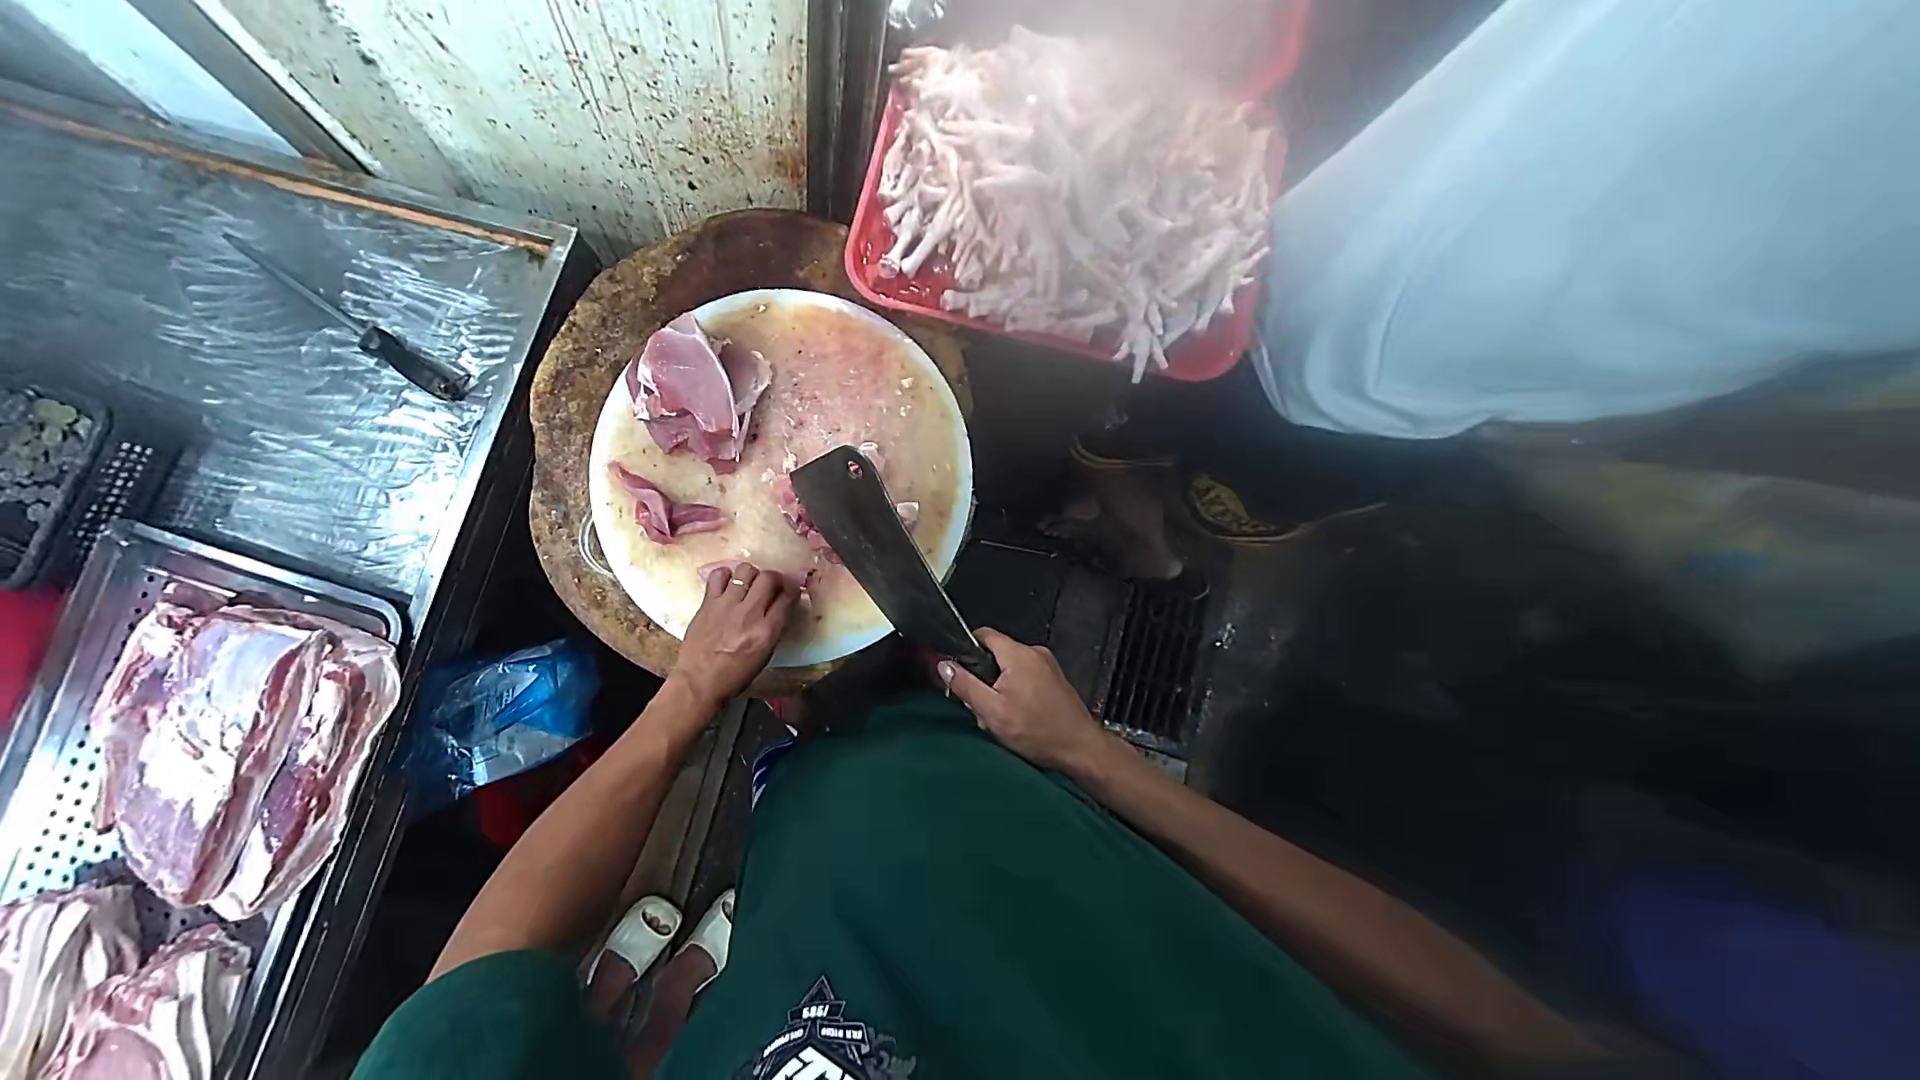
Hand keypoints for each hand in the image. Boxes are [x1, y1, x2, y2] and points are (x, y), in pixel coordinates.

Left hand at [669, 564, 796, 704]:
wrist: (698, 682)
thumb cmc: (734, 674)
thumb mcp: (765, 655)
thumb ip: (774, 628)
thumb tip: (780, 607)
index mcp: (766, 632)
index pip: (787, 598)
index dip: (793, 591)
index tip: (791, 591)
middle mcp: (748, 615)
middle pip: (769, 578)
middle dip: (775, 578)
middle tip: (773, 585)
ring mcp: (726, 606)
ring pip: (745, 571)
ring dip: (752, 575)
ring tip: (749, 584)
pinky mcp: (707, 604)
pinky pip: (718, 576)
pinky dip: (726, 575)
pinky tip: (728, 585)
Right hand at [939, 628, 1111, 771]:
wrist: (1079, 749)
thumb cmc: (1038, 731)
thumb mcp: (992, 710)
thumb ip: (965, 685)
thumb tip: (944, 666)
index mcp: (1018, 654)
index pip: (984, 634)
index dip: (966, 648)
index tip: (957, 667)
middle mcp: (1035, 654)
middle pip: (996, 653)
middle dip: (983, 676)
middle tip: (980, 704)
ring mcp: (1047, 666)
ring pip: (1010, 667)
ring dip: (999, 688)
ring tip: (1000, 715)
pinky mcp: (1054, 679)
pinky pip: (1025, 676)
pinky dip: (1015, 691)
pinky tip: (1016, 716)